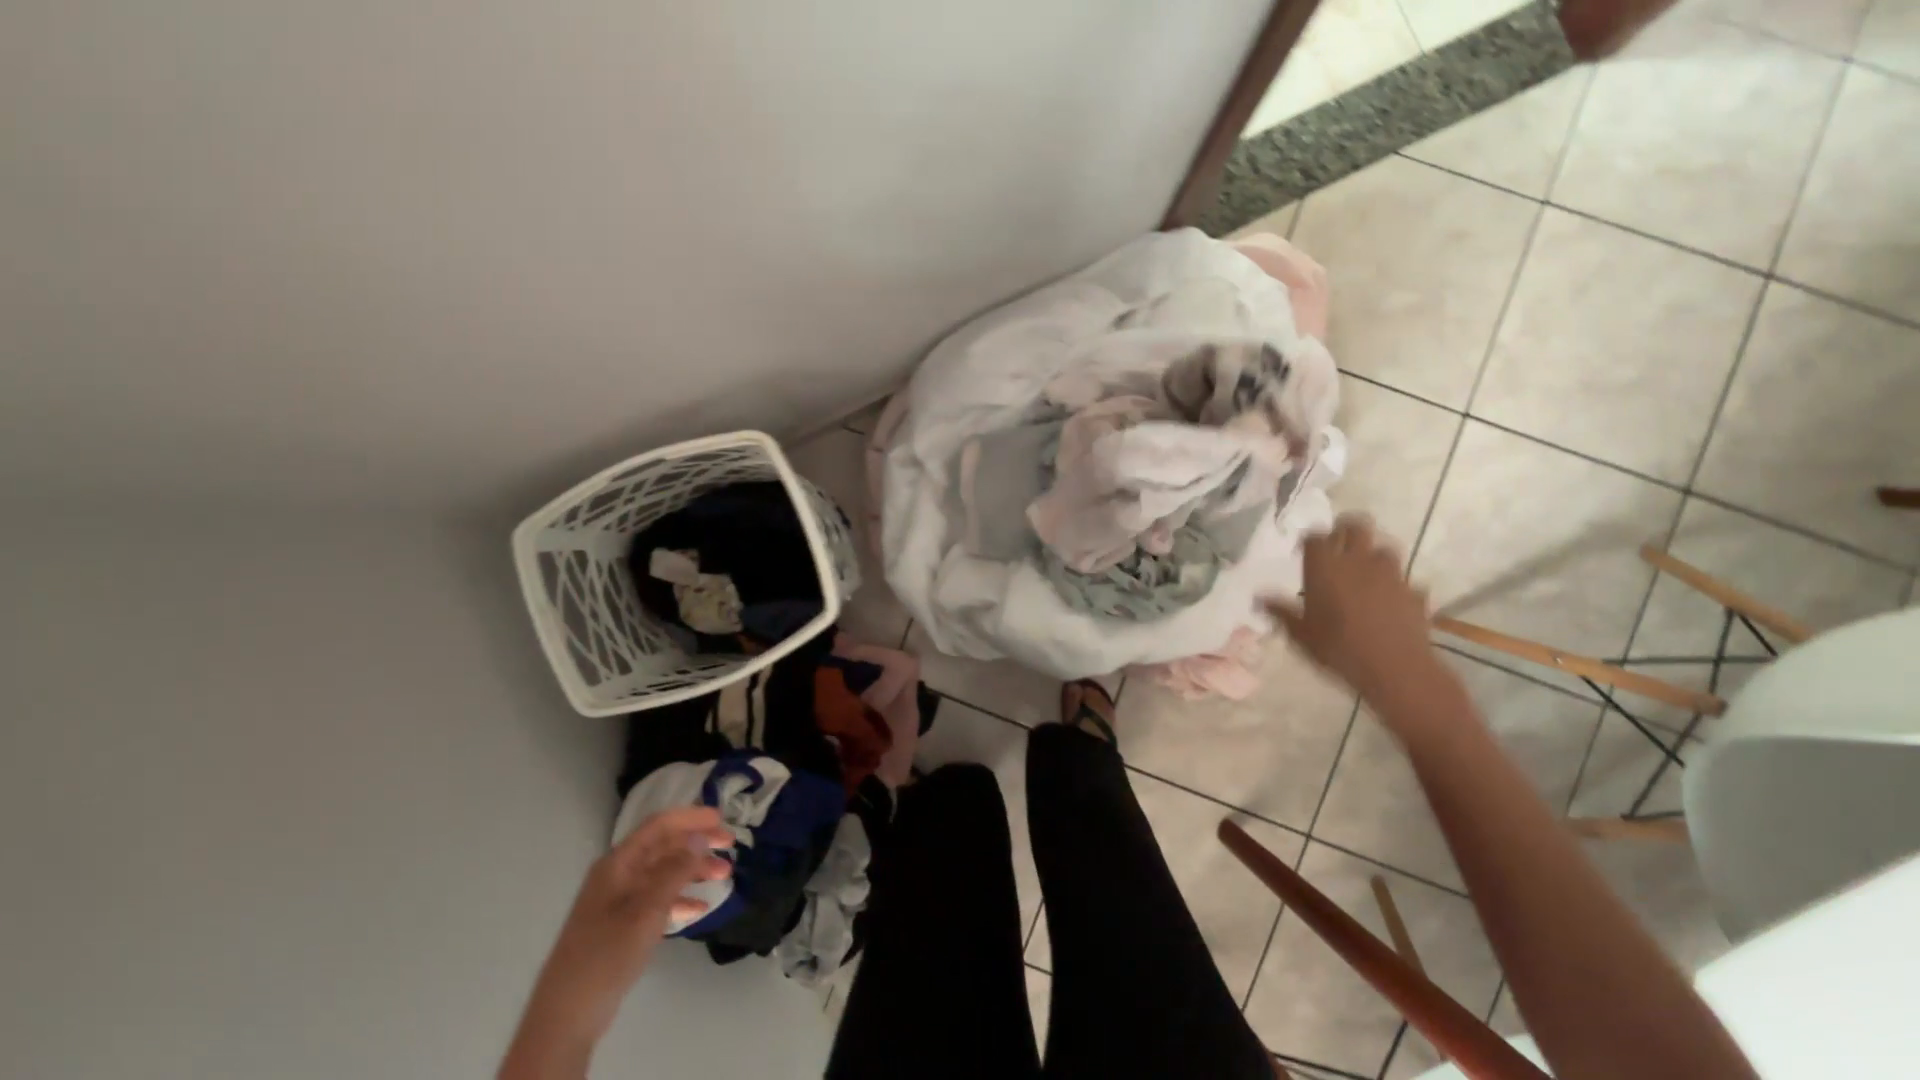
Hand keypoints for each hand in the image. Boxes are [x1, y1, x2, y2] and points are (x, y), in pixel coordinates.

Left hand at [501, 807, 732, 1078]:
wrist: (569, 1009)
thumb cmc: (607, 954)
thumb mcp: (646, 910)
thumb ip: (674, 872)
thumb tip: (699, 838)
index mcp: (618, 864)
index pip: (658, 827)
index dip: (690, 818)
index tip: (722, 820)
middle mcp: (618, 875)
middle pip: (662, 847)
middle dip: (696, 843)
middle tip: (731, 846)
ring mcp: (619, 901)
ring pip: (662, 873)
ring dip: (693, 870)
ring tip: (724, 876)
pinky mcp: (622, 925)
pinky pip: (656, 900)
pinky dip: (679, 899)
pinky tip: (699, 909)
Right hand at [1266, 515, 1439, 702]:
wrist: (1394, 668)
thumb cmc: (1338, 649)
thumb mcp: (1301, 635)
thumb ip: (1281, 612)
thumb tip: (1259, 598)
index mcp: (1325, 567)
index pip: (1315, 537)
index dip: (1310, 540)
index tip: (1306, 551)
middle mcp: (1358, 561)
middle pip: (1356, 526)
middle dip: (1346, 531)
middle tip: (1338, 546)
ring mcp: (1391, 574)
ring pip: (1384, 549)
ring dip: (1373, 556)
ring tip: (1365, 573)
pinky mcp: (1414, 591)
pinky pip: (1403, 580)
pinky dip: (1395, 586)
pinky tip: (1389, 602)